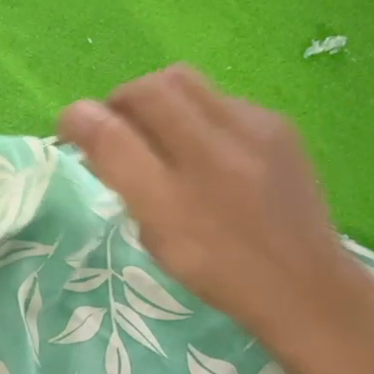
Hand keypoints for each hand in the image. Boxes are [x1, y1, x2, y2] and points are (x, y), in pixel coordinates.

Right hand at [57, 66, 361, 337]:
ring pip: (194, 90)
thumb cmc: (219, 271)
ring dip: (162, 105)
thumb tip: (86, 125)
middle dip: (125, 100)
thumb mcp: (156, 235)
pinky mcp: (283, 131)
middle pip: (159, 85)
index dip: (84, 118)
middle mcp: (222, 138)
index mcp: (183, 175)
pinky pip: (226, 105)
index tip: (69, 130)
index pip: (118, 121)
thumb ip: (120, 173)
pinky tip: (205, 156)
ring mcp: (259, 128)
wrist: (304, 288)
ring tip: (158, 143)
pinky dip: (199, 118)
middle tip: (114, 132)